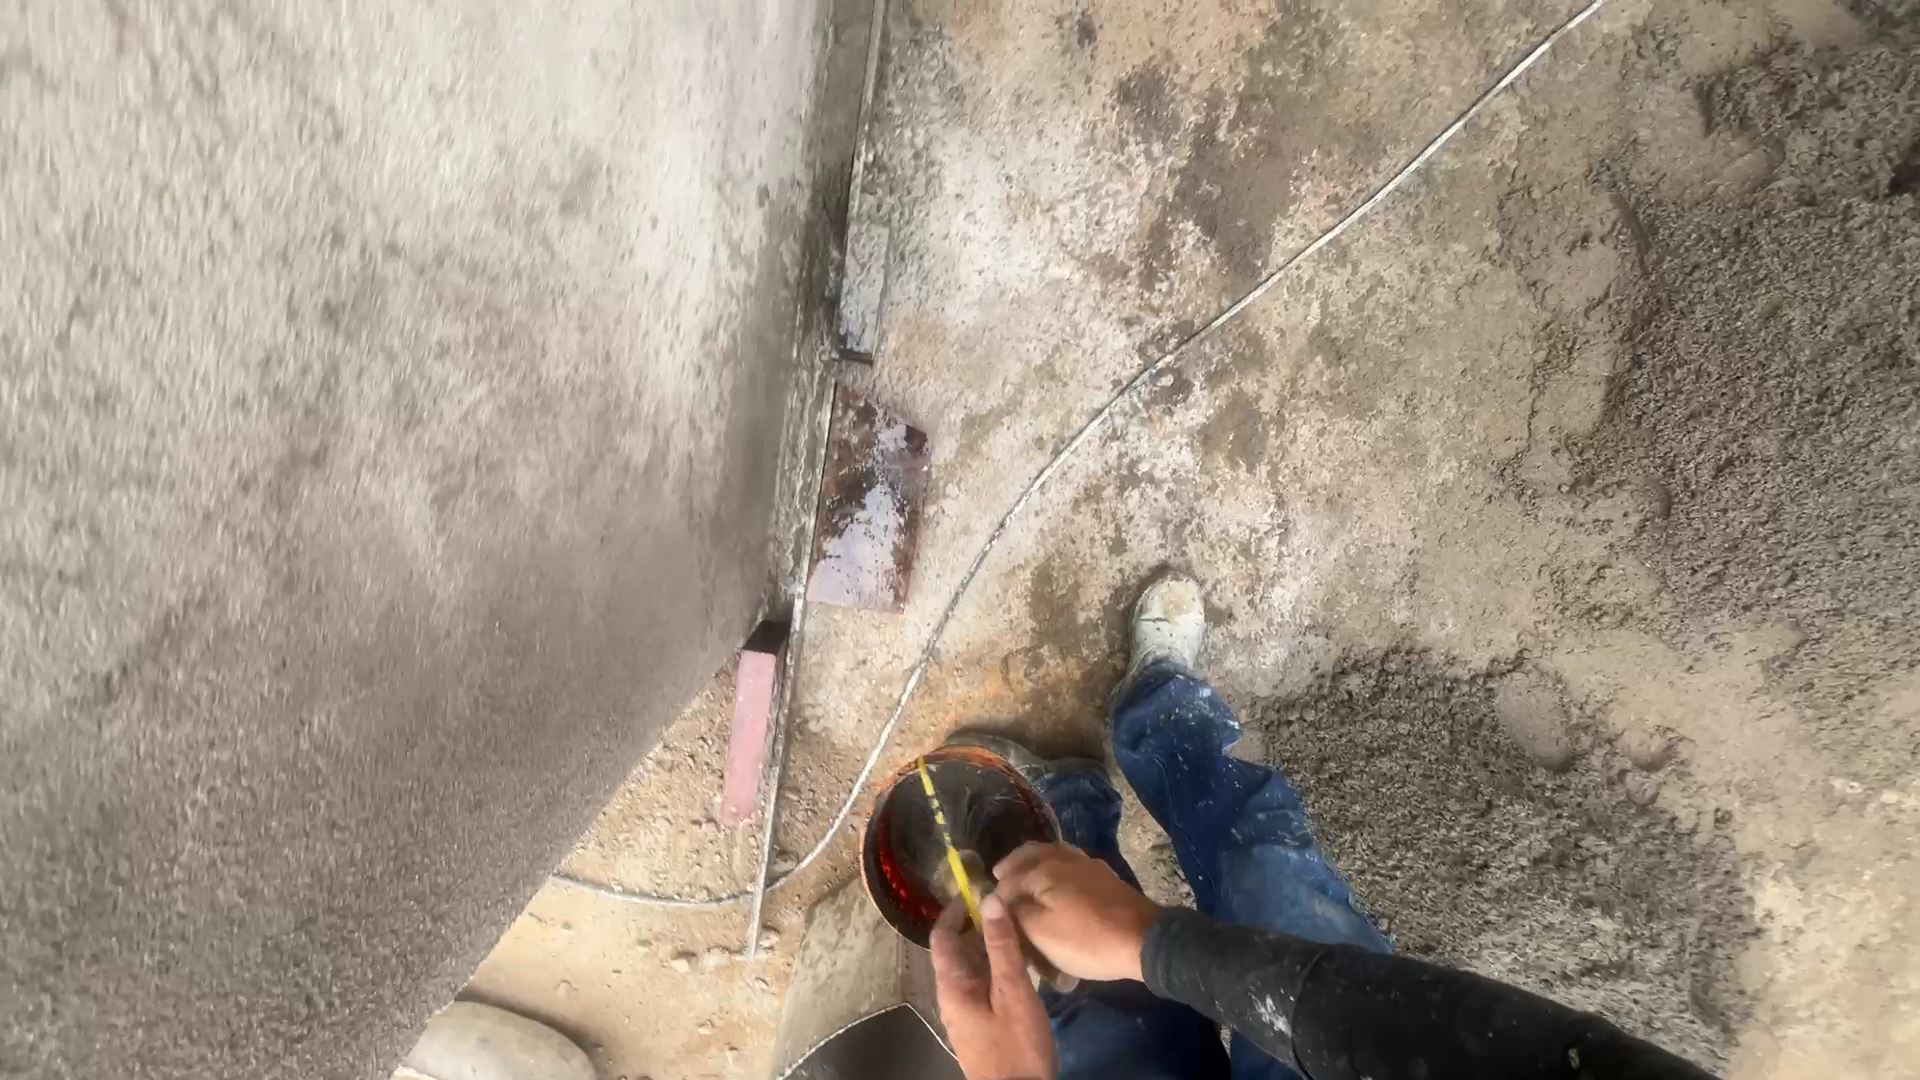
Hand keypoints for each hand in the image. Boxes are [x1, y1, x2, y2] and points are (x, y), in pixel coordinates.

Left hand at [929, 893, 1057, 1079]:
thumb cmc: (1015, 1045)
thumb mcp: (1012, 991)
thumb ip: (1001, 944)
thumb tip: (990, 898)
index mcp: (952, 984)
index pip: (943, 934)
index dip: (958, 909)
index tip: (980, 889)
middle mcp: (953, 995)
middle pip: (959, 948)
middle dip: (980, 924)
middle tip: (1010, 906)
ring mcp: (967, 1010)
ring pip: (974, 965)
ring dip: (992, 945)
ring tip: (1021, 928)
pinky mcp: (982, 1022)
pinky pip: (985, 982)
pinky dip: (999, 966)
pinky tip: (1024, 962)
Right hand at [991, 842, 1162, 982]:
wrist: (1142, 938)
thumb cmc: (1086, 938)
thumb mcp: (1042, 934)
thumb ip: (1015, 915)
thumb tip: (999, 902)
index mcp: (1043, 868)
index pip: (1009, 878)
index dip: (996, 895)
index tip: (987, 910)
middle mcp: (1061, 857)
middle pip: (1029, 853)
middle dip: (1012, 865)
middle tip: (998, 875)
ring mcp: (1084, 863)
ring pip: (1051, 854)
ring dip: (1033, 863)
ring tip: (1025, 878)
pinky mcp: (1102, 874)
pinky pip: (1068, 864)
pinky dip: (1054, 869)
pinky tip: (1058, 883)